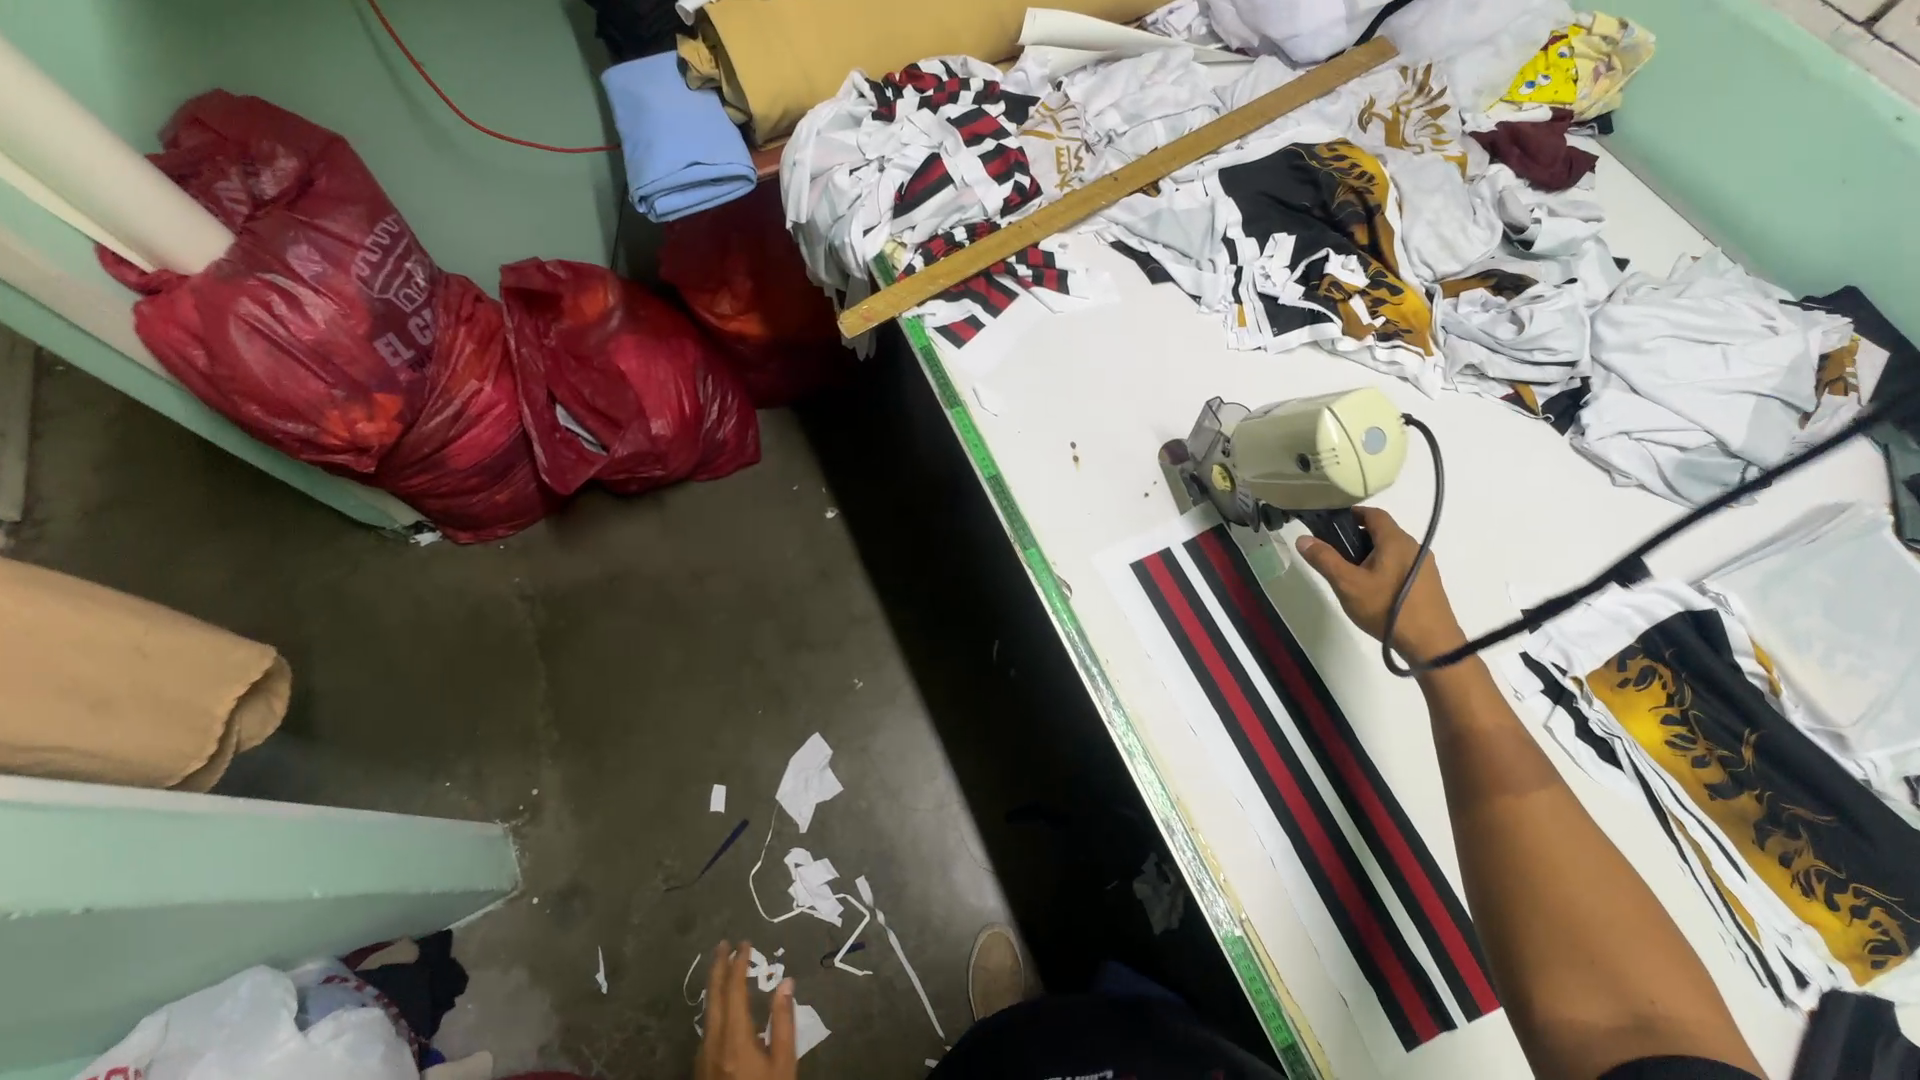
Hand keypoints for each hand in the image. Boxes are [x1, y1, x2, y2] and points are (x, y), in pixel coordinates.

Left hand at [695, 941, 795, 1079]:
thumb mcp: (784, 1062)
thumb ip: (784, 1020)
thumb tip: (786, 982)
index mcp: (735, 1037)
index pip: (734, 990)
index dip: (738, 964)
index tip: (745, 943)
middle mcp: (713, 1041)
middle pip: (713, 996)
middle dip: (718, 967)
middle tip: (724, 943)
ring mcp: (703, 1055)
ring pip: (707, 1010)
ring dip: (715, 985)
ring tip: (723, 966)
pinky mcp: (701, 1066)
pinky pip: (707, 1026)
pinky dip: (715, 1005)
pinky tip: (723, 1005)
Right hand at [1294, 506, 1464, 664]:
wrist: (1431, 643)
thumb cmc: (1386, 608)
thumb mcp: (1348, 584)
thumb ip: (1325, 559)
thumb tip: (1303, 539)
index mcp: (1395, 540)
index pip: (1374, 514)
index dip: (1354, 514)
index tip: (1333, 522)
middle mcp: (1414, 547)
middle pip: (1383, 532)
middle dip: (1359, 537)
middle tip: (1336, 553)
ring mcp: (1425, 566)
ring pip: (1392, 550)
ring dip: (1371, 555)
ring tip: (1352, 575)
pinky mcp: (1427, 584)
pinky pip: (1401, 566)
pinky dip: (1384, 568)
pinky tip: (1374, 590)